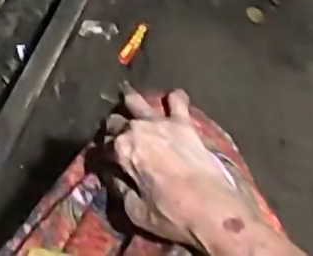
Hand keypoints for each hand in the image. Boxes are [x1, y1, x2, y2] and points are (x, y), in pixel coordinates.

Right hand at [104, 88, 276, 251]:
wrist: (211, 207)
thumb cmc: (172, 214)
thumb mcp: (137, 213)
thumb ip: (120, 191)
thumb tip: (113, 177)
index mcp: (122, 150)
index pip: (103, 146)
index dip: (102, 154)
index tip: (104, 160)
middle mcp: (136, 128)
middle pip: (115, 120)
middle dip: (113, 127)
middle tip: (117, 135)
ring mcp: (160, 120)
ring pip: (137, 100)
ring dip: (131, 101)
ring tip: (129, 100)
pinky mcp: (183, 120)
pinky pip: (177, 99)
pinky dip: (175, 99)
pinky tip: (175, 99)